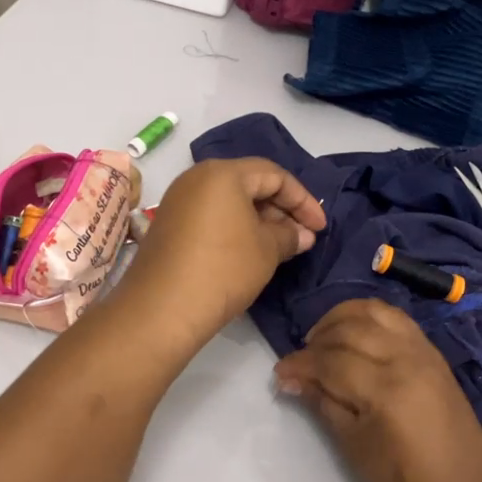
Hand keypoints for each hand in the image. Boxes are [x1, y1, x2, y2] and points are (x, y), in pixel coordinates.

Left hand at [119, 158, 326, 342]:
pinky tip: (248, 252)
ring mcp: (178, 201)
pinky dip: (234, 227)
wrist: (162, 308)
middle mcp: (196, 178)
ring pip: (229, 200)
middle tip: (301, 237)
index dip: (302, 200)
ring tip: (279, 246)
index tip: (319, 228)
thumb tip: (302, 234)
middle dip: (280, 208)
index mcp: (222, 173)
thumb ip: (289, 235)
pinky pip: (210, 215)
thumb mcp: (267, 250)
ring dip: (258, 219)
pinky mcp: (168, 224)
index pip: (274, 175)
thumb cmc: (223, 269)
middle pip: (249, 183)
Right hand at [273, 300, 481, 481]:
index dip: (299, 364)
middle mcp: (405, 358)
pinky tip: (353, 334)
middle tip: (300, 361)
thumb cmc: (405, 481)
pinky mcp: (432, 351)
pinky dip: (368, 317)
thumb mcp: (354, 447)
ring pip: (373, 311)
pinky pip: (395, 317)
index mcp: (385, 388)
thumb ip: (324, 403)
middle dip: (316, 340)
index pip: (330, 361)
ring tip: (323, 339)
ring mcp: (423, 350)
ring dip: (341, 318)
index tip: (279, 375)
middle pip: (349, 329)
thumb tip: (292, 379)